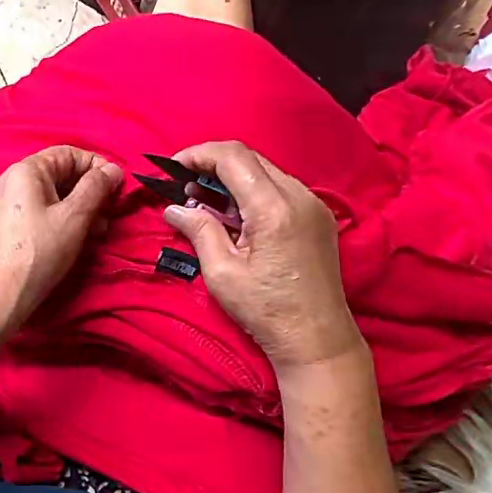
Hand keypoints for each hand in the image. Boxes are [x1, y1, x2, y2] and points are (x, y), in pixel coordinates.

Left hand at [0, 145, 121, 330]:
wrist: (2, 293)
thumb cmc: (41, 251)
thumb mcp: (75, 217)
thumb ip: (96, 188)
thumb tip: (114, 169)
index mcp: (27, 170)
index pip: (70, 153)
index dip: (98, 167)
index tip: (117, 189)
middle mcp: (15, 179)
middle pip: (63, 173)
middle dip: (91, 191)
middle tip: (109, 215)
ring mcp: (12, 202)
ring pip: (56, 194)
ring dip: (82, 207)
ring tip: (99, 231)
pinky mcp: (13, 223)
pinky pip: (45, 209)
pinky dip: (66, 218)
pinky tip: (81, 237)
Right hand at [162, 141, 365, 369]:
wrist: (318, 339)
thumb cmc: (266, 311)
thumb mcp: (222, 273)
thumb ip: (199, 231)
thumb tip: (173, 209)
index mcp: (273, 208)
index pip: (233, 156)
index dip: (198, 153)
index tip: (173, 167)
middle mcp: (299, 196)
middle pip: (250, 158)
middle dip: (212, 164)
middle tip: (184, 187)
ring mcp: (314, 205)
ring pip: (266, 171)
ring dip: (233, 179)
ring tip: (206, 204)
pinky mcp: (319, 217)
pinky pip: (281, 188)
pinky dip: (253, 191)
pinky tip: (236, 217)